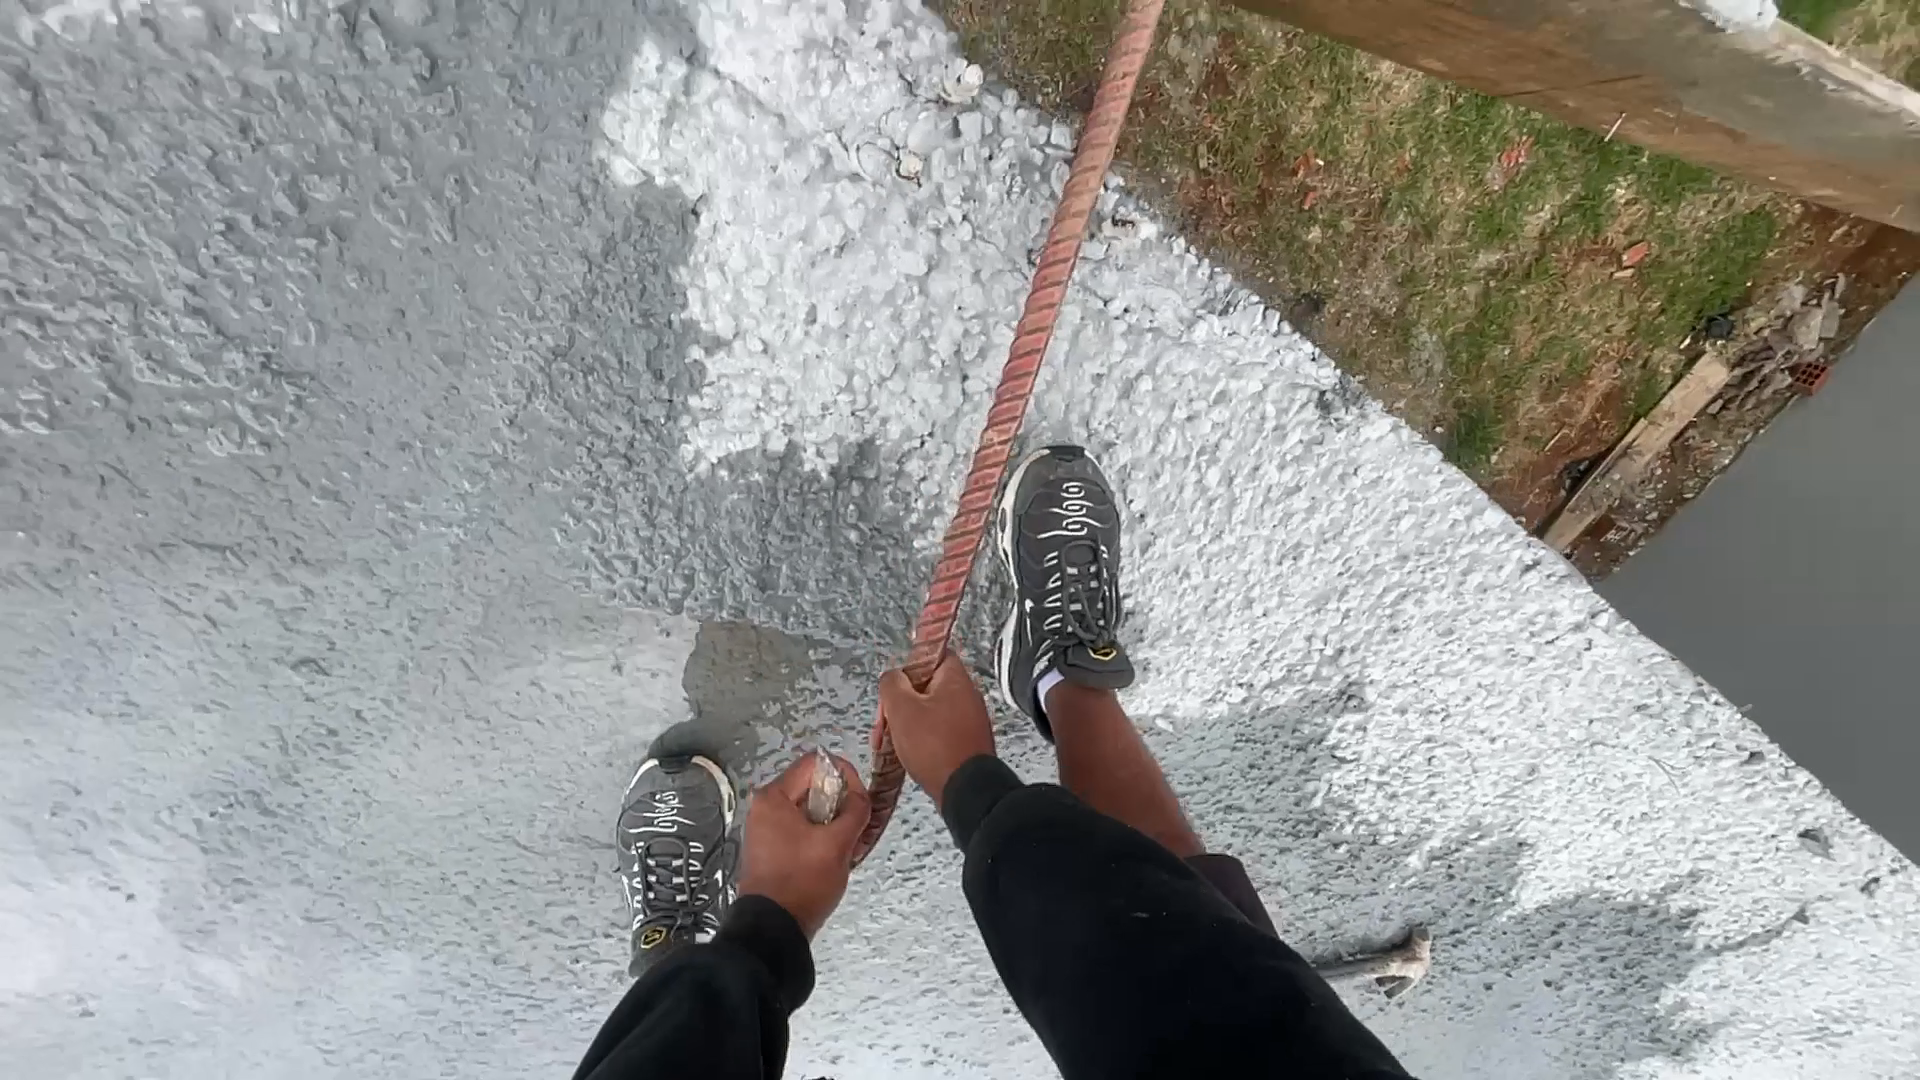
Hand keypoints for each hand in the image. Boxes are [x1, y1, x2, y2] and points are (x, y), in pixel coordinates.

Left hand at [737, 753, 870, 938]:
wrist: (773, 933)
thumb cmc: (803, 881)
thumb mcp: (838, 843)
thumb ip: (856, 810)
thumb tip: (861, 797)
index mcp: (773, 797)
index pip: (814, 762)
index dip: (843, 772)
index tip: (860, 796)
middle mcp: (764, 808)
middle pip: (812, 785)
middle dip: (840, 801)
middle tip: (858, 822)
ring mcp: (764, 830)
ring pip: (809, 809)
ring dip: (833, 820)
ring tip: (850, 841)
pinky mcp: (770, 850)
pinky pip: (800, 828)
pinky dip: (820, 835)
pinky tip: (835, 856)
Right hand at [879, 650, 994, 808]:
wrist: (966, 791)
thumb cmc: (935, 746)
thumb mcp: (901, 708)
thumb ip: (892, 684)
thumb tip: (892, 677)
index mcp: (956, 679)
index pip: (933, 655)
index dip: (909, 667)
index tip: (894, 685)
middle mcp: (968, 695)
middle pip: (927, 686)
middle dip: (901, 703)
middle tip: (885, 722)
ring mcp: (970, 720)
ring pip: (931, 711)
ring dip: (908, 723)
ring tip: (891, 742)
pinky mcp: (967, 743)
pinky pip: (940, 732)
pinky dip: (923, 740)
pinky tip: (909, 755)